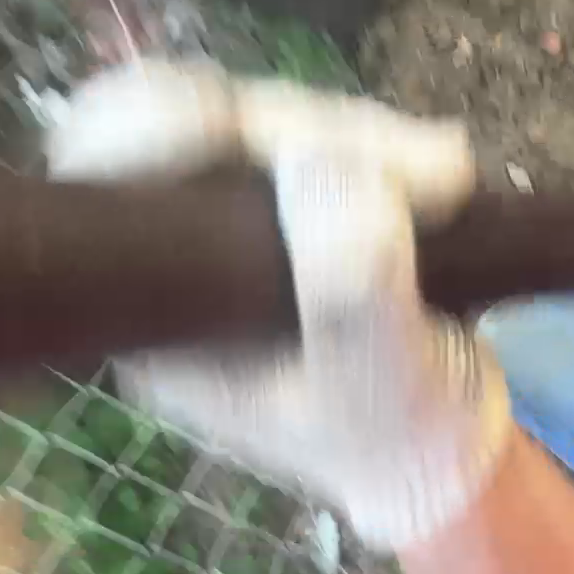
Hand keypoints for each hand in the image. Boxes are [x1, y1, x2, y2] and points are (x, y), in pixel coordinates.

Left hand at [45, 58, 509, 550]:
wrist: (456, 448)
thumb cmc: (409, 437)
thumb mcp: (379, 379)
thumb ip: (350, 286)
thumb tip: (328, 162)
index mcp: (160, 312)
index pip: (117, 178)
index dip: (176, 125)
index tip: (279, 132)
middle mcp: (192, 263)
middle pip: (212, 135)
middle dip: (320, 133)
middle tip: (434, 169)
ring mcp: (262, 235)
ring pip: (285, 131)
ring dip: (376, 139)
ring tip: (457, 177)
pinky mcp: (325, 221)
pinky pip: (342, 150)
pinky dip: (399, 148)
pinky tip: (450, 169)